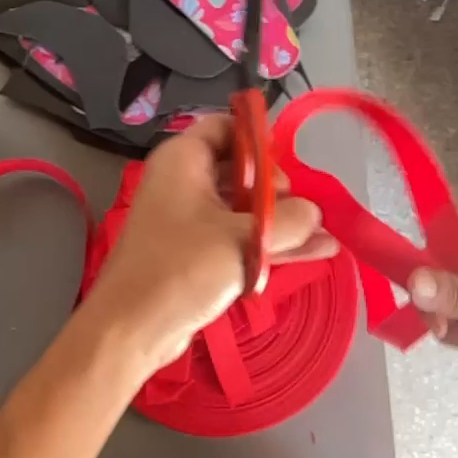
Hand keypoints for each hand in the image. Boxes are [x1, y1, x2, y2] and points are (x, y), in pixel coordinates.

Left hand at [81, 116, 336, 370]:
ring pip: (244, 209)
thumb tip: (314, 215)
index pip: (226, 127)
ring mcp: (190, 221)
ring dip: (281, 222)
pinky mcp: (196, 255)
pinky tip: (314, 252)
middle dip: (278, 189)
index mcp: (184, 160)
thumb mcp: (244, 239)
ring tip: (324, 233)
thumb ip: (288, 221)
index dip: (260, 141)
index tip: (287, 166)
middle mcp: (184, 183)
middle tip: (301, 210)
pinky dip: (269, 245)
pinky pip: (239, 239)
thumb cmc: (181, 269)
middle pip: (241, 170)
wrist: (133, 329)